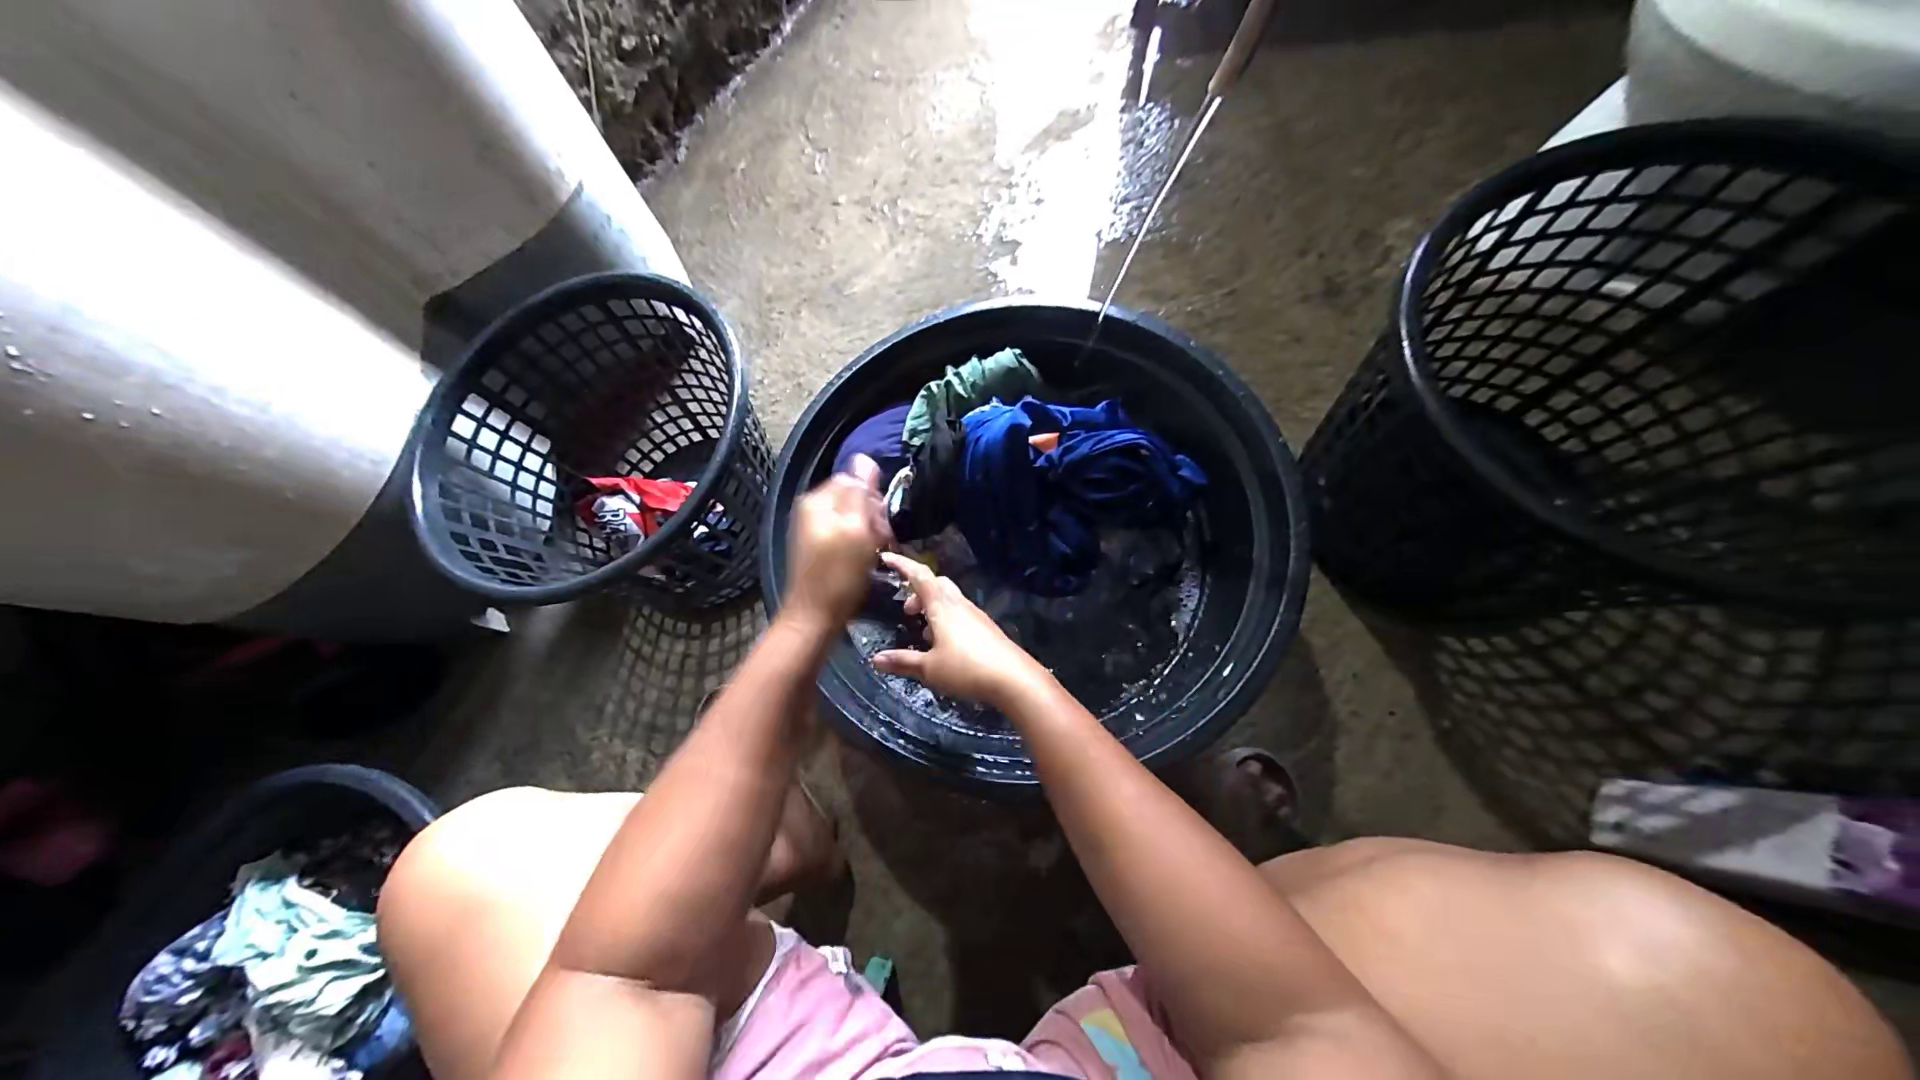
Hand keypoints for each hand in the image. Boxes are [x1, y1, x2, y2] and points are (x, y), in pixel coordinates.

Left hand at [784, 455, 892, 628]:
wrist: (816, 615)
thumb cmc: (839, 574)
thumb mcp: (856, 529)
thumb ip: (860, 491)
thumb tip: (864, 457)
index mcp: (817, 500)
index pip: (855, 480)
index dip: (873, 500)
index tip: (881, 524)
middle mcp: (812, 508)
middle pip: (854, 498)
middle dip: (872, 517)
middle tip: (879, 541)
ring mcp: (814, 528)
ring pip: (854, 517)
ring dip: (869, 532)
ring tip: (874, 553)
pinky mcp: (820, 545)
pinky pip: (847, 533)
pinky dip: (860, 544)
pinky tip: (865, 559)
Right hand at [872, 552, 1050, 706]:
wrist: (1015, 680)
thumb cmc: (967, 669)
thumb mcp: (929, 669)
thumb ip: (902, 661)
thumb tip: (876, 659)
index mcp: (942, 606)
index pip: (919, 575)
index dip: (902, 564)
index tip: (887, 557)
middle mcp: (959, 604)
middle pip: (937, 584)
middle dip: (918, 591)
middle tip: (907, 610)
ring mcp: (976, 615)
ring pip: (950, 599)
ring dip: (933, 608)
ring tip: (923, 633)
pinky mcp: (987, 629)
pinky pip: (961, 614)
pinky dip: (946, 620)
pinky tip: (945, 645)